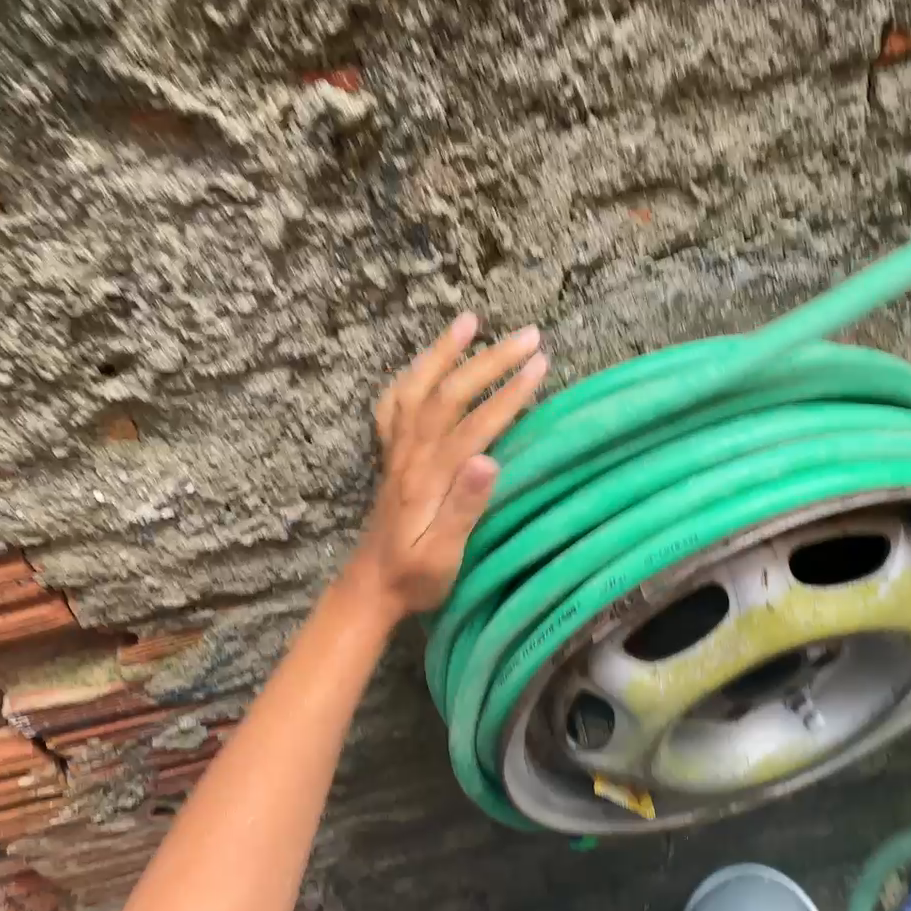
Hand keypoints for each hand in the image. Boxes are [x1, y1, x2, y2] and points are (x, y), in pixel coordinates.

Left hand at [352, 313, 547, 614]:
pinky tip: (423, 364)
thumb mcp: (443, 556)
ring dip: (443, 352)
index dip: (509, 393)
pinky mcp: (389, 457)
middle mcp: (410, 455)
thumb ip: (464, 508)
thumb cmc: (415, 578)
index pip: (474, 424)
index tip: (541, 364)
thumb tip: (490, 459)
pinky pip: (393, 405)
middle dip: (490, 361)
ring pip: (417, 389)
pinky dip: (409, 377)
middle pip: (448, 394)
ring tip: (469, 321)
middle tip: (529, 336)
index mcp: (429, 477)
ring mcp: (396, 452)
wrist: (370, 588)